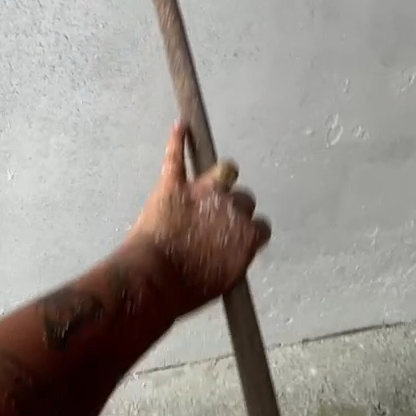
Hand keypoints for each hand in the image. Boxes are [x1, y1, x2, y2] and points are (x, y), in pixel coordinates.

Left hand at [127, 122, 270, 313]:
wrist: (154, 281)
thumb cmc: (186, 291)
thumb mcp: (223, 282)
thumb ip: (234, 258)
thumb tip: (233, 251)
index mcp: (246, 236)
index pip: (260, 226)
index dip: (248, 230)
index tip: (237, 236)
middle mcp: (231, 208)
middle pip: (244, 198)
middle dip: (234, 206)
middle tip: (215, 219)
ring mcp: (203, 191)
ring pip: (225, 170)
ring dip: (220, 176)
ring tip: (209, 182)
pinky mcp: (174, 184)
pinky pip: (177, 155)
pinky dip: (178, 139)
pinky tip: (180, 125)